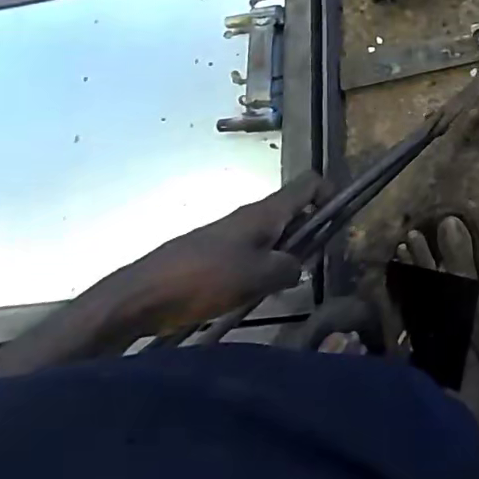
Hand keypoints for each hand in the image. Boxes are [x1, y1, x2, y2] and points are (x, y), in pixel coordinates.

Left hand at [98, 173, 329, 334]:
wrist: (141, 295)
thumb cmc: (206, 278)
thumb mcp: (259, 277)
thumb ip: (289, 268)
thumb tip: (298, 266)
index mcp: (267, 211)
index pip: (309, 183)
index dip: (330, 194)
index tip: (337, 221)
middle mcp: (251, 215)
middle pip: (292, 210)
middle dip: (309, 232)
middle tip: (312, 264)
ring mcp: (229, 233)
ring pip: (271, 234)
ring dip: (283, 254)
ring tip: (280, 286)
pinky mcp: (212, 254)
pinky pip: (249, 252)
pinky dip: (259, 267)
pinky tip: (250, 295)